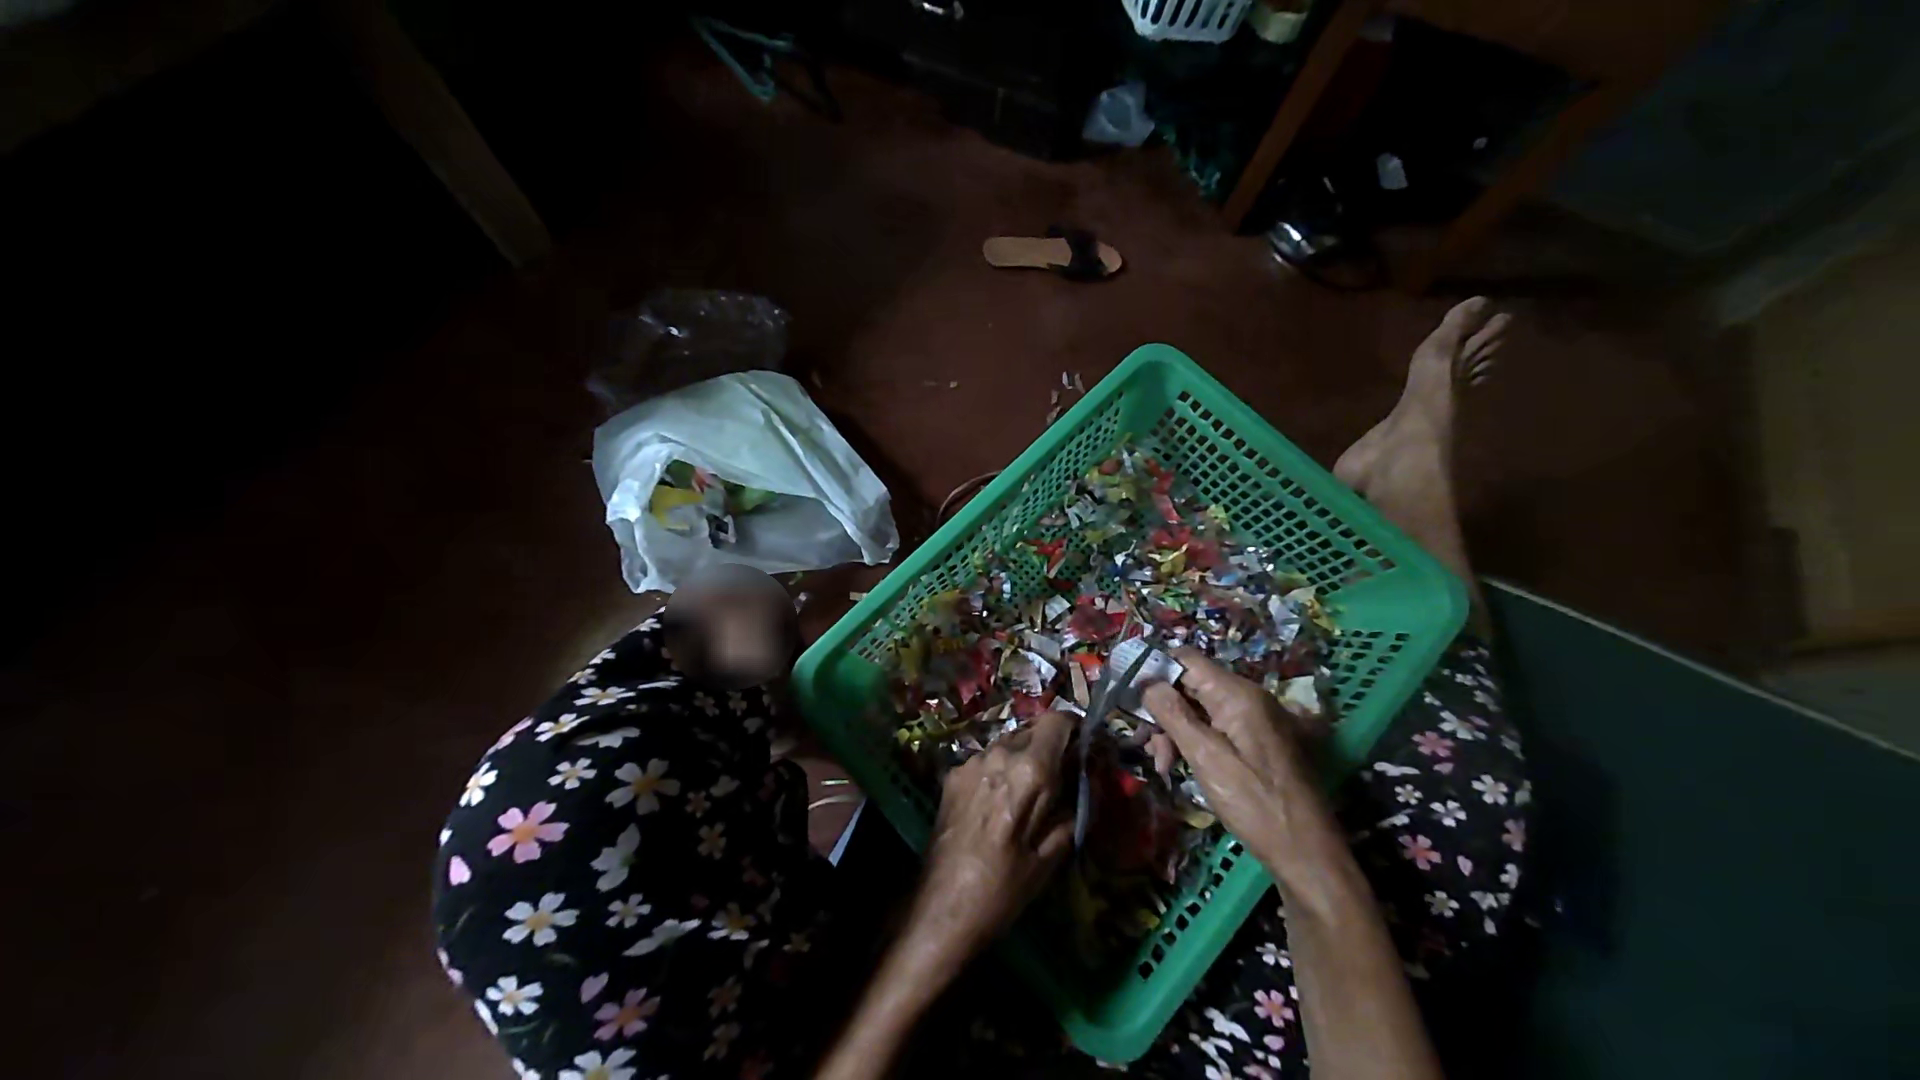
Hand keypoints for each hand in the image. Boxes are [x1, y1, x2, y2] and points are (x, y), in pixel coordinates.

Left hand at [906, 710, 1075, 957]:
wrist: (941, 909)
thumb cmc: (1004, 887)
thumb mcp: (1052, 853)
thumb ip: (1074, 807)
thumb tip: (1089, 779)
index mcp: (1029, 770)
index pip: (1057, 720)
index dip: (1075, 729)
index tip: (1085, 748)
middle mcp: (998, 753)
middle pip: (1033, 729)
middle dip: (1051, 747)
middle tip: (1062, 777)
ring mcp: (970, 762)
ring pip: (1008, 743)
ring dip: (1024, 758)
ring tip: (1029, 795)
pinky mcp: (951, 776)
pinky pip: (986, 761)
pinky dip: (1000, 771)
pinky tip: (1000, 804)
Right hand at [1143, 648, 1328, 862]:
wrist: (1306, 852)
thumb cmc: (1254, 802)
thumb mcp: (1206, 758)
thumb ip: (1173, 714)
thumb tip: (1147, 682)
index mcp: (1238, 695)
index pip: (1187, 659)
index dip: (1154, 670)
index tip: (1128, 695)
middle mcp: (1250, 698)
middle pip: (1192, 686)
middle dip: (1163, 710)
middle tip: (1147, 745)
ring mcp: (1257, 720)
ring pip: (1202, 710)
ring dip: (1176, 731)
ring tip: (1163, 764)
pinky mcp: (1259, 742)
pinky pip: (1218, 728)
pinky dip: (1196, 742)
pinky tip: (1181, 767)